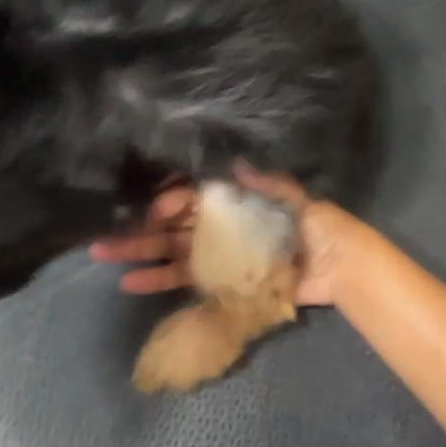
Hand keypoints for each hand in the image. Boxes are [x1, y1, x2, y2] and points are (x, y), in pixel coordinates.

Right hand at [95, 167, 368, 307]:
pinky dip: (160, 281)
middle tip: (103, 238)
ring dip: (141, 255)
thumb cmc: (323, 228)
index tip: (155, 210)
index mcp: (239, 202)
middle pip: (176, 226)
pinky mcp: (224, 282)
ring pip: (174, 253)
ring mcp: (221, 256)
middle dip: (141, 230)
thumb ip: (268, 185)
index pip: (196, 199)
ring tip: (104, 257)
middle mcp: (224, 226)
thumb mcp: (299, 201)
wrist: (342, 268)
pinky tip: (132, 281)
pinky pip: (188, 281)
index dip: (172, 202)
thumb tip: (233, 164)